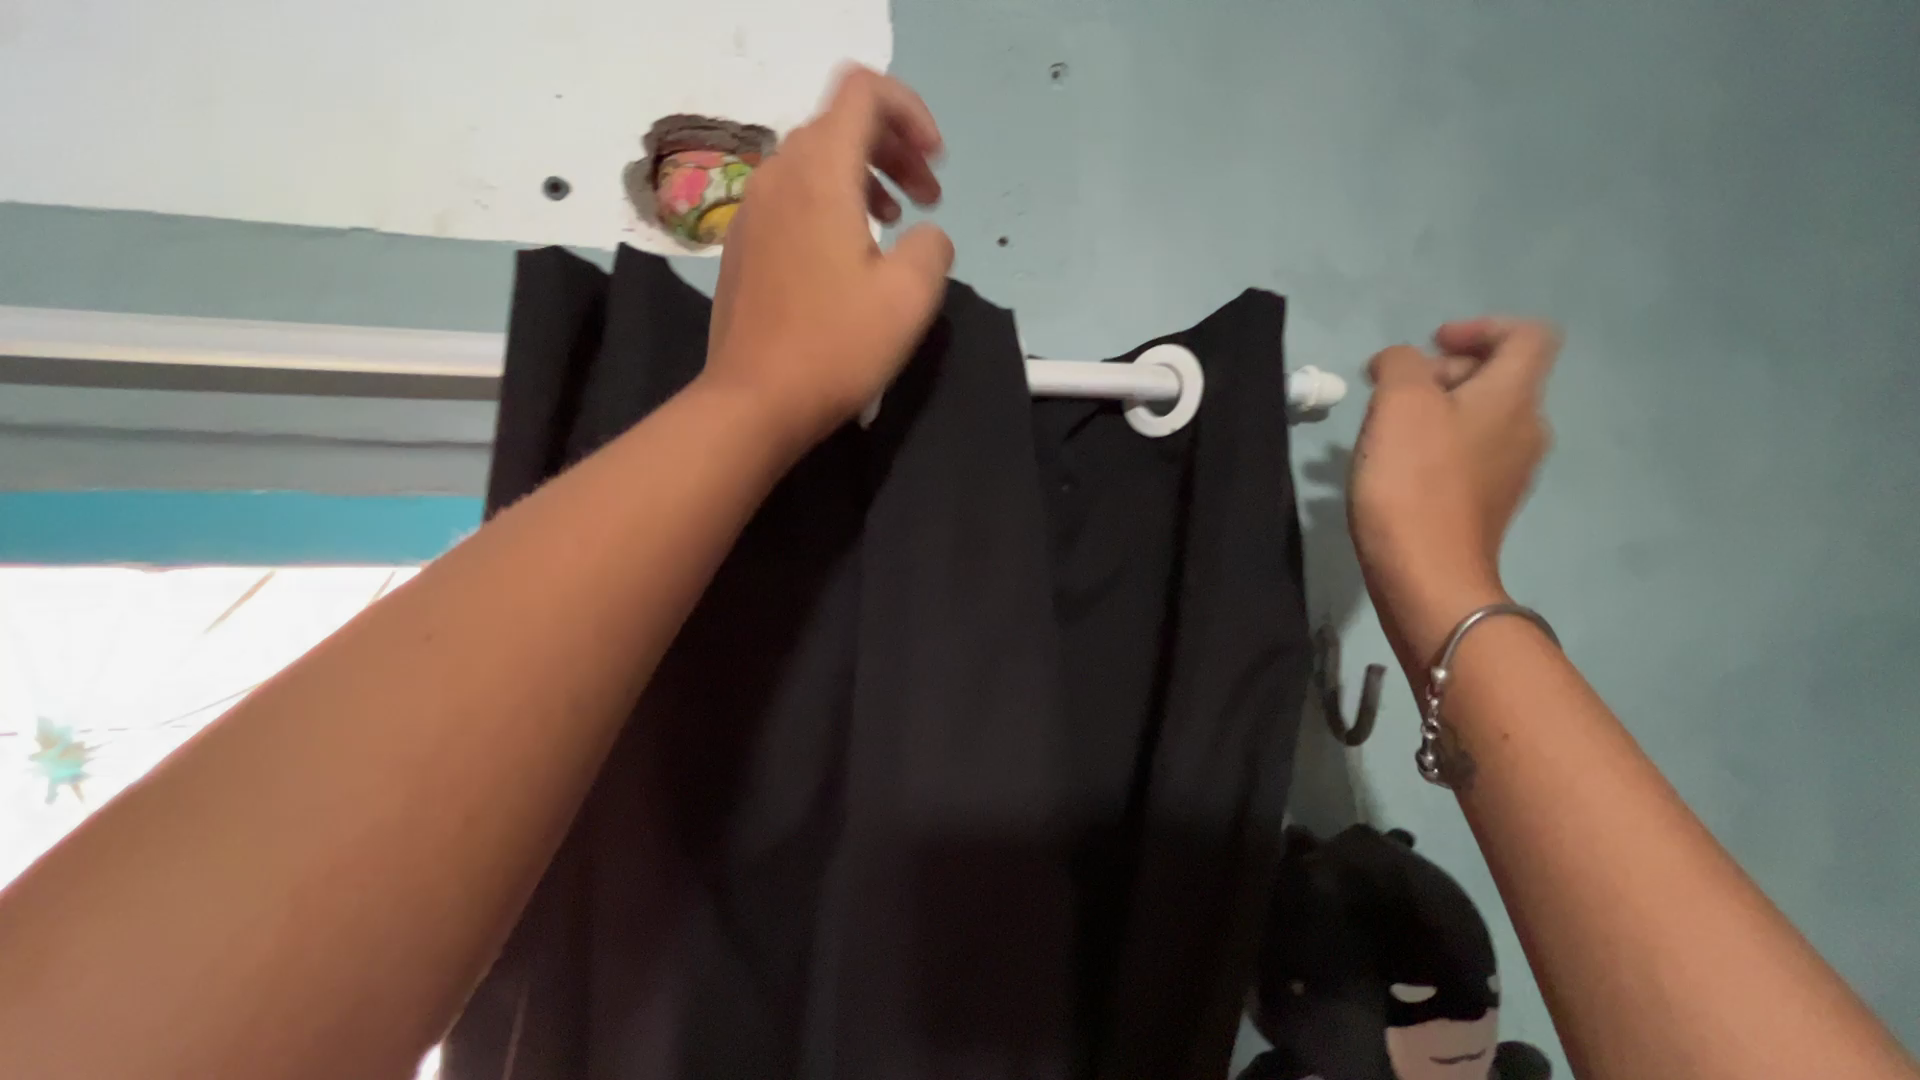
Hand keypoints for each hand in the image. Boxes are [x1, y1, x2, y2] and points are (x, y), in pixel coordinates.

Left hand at [701, 67, 954, 450]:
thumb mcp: (910, 297)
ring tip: (895, 223)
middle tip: (927, 197)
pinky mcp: (743, 243)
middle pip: (840, 123)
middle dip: (894, 148)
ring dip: (865, 176)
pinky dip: (831, 202)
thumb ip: (932, 246)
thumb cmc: (837, 346)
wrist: (755, 399)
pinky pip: (793, 196)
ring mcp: (753, 208)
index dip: (910, 112)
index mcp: (820, 172)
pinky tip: (850, 255)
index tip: (935, 163)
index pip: (864, 91)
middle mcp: (778, 174)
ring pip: (815, 160)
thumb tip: (924, 236)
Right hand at [1348, 317, 1560, 663]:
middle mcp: (1527, 429)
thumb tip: (1399, 362)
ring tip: (1386, 431)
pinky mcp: (1486, 506)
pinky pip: (1467, 457)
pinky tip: (1398, 470)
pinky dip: (1436, 448)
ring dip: (1436, 412)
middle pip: (1499, 378)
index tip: (1431, 343)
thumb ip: (1400, 364)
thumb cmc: (1414, 481)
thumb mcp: (1399, 403)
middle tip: (1393, 391)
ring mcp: (1511, 472)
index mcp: (1515, 396)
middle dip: (1445, 372)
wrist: (1426, 575)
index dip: (1481, 327)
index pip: (1527, 336)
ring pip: (1480, 419)